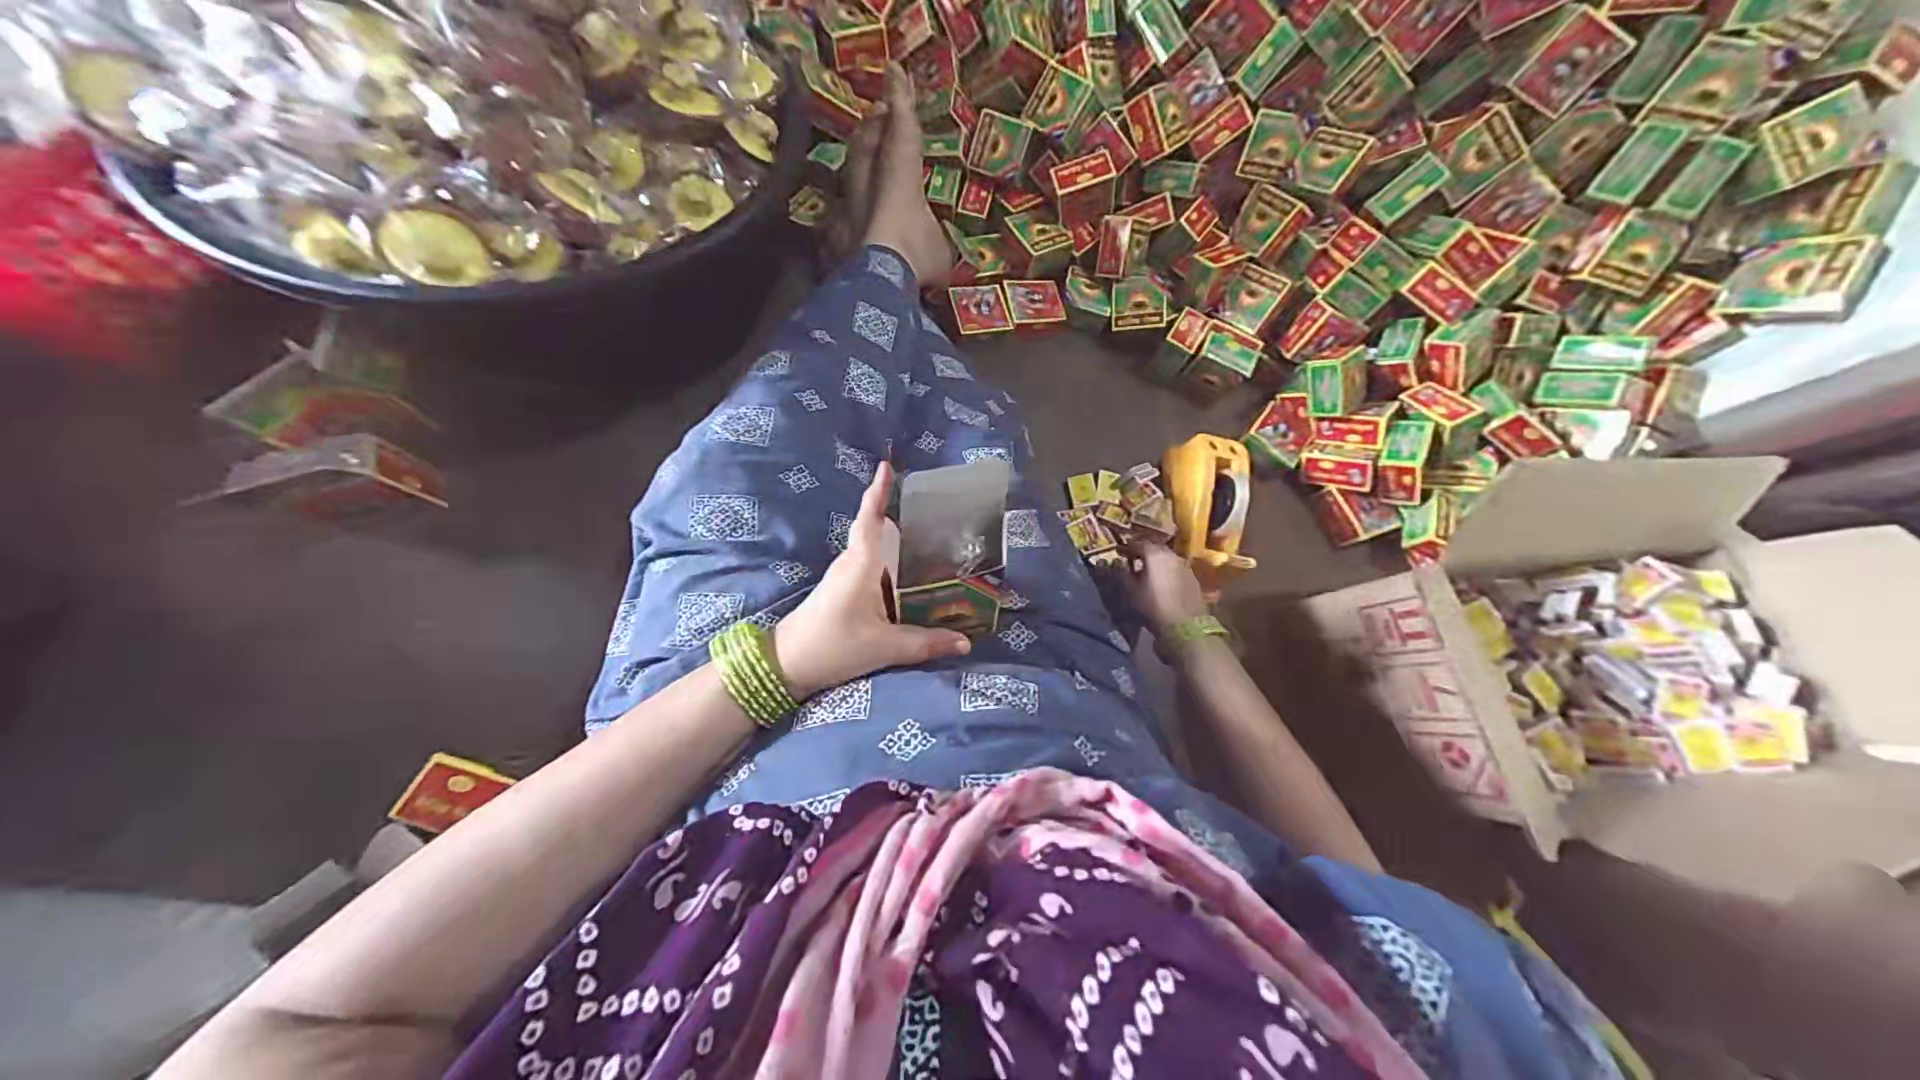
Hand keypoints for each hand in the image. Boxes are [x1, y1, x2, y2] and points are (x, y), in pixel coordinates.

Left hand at [773, 461, 970, 697]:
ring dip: (896, 545)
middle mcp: (851, 564)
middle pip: (876, 532)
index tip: (886, 466)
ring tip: (932, 543)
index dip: (878, 492)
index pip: (870, 519)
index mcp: (860, 566)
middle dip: (899, 517)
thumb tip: (965, 642)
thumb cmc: (832, 647)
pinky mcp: (842, 592)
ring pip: (874, 552)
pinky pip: (871, 569)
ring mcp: (844, 578)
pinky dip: (890, 566)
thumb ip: (925, 643)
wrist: (786, 665)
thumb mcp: (884, 647)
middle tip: (935, 512)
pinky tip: (909, 580)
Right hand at [1119, 540, 1210, 636]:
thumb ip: (1124, 575)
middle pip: (1155, 549)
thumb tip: (1120, 566)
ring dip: (1157, 563)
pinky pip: (1176, 570)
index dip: (1127, 548)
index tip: (1120, 552)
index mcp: (1155, 555)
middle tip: (1134, 559)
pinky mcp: (1193, 579)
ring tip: (1149, 572)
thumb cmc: (1153, 606)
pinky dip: (1168, 572)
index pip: (1138, 544)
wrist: (1185, 625)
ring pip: (1167, 559)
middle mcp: (1172, 555)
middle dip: (1144, 553)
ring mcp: (1185, 566)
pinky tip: (1164, 583)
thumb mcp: (1131, 591)